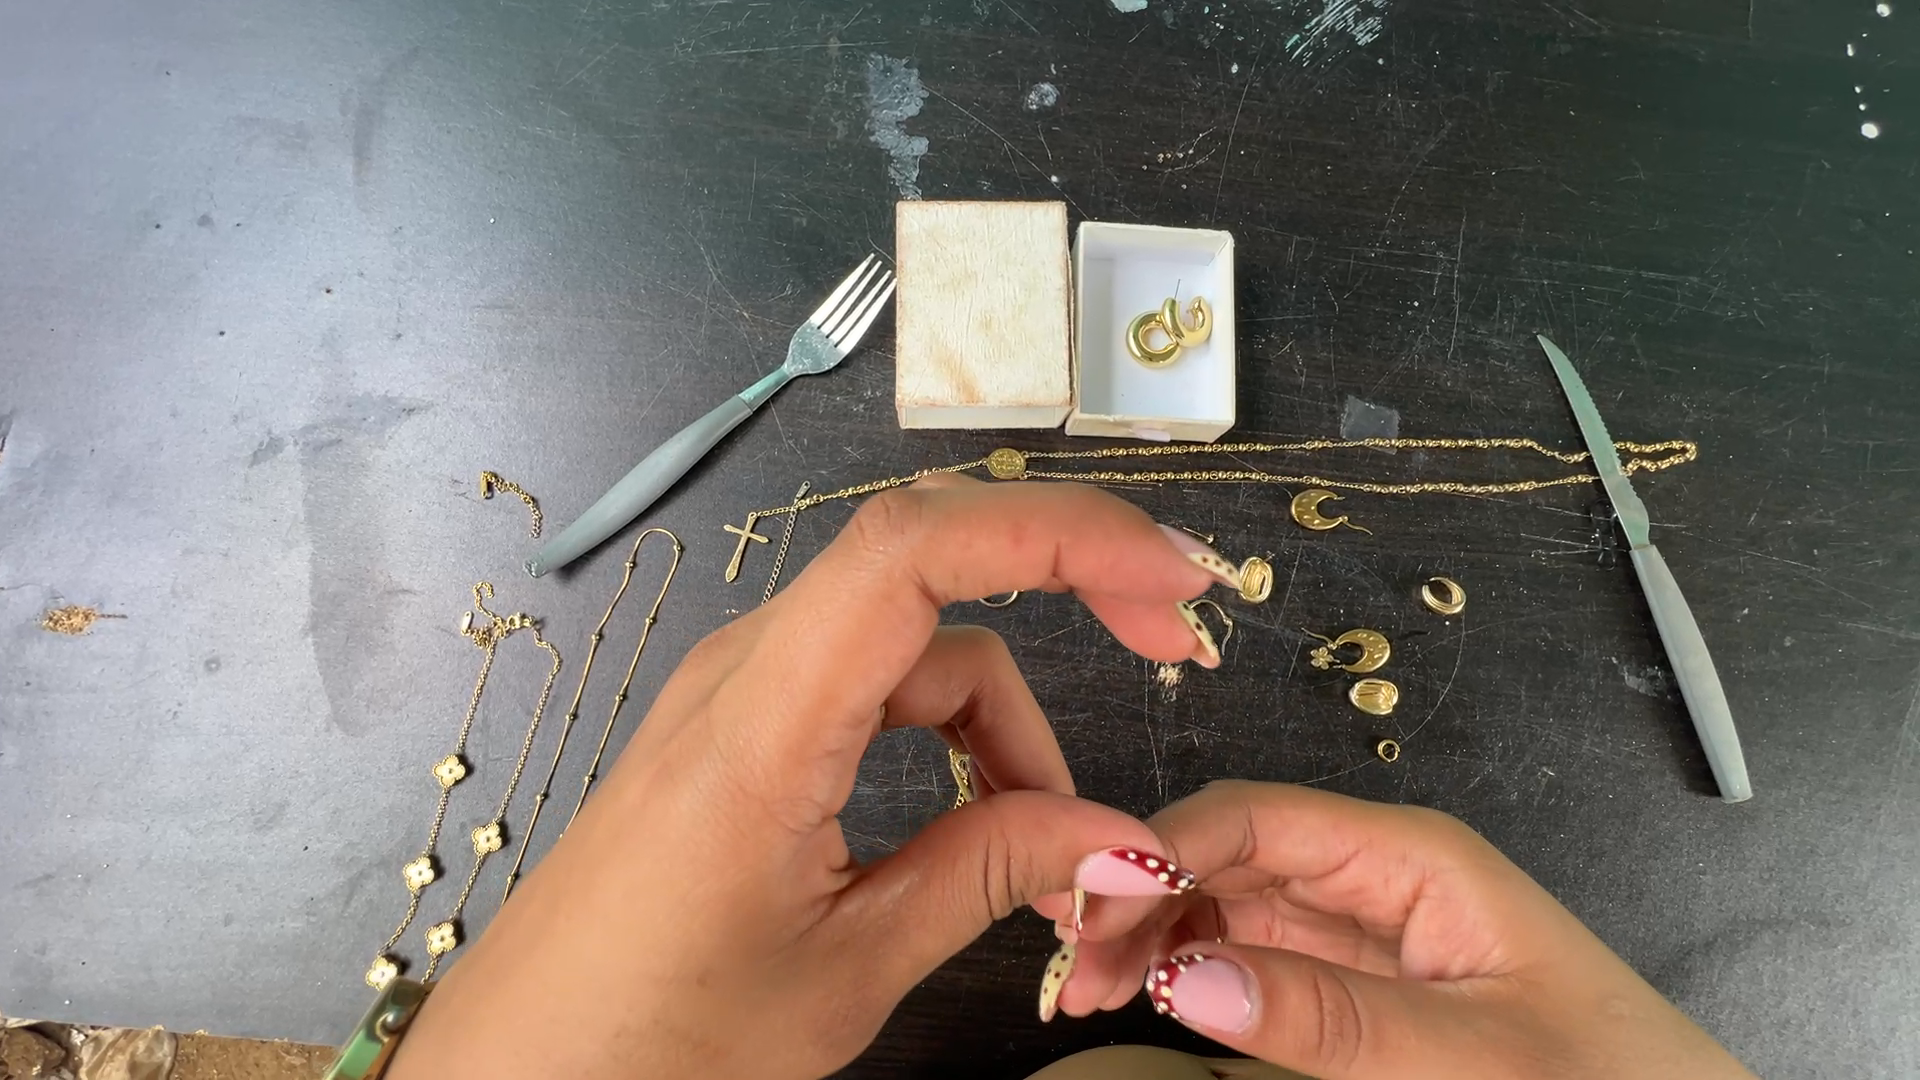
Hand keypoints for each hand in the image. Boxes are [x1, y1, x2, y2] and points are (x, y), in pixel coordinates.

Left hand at [386, 479, 1239, 1079]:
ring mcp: (753, 673)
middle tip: (1171, 635)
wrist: (512, 1073)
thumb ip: (990, 877)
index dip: (1058, 533)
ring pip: (924, 634)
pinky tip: (979, 806)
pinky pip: (886, 675)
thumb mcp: (847, 971)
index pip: (915, 549)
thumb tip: (1127, 840)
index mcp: (765, 719)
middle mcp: (755, 660)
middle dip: (1067, 572)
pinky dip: (959, 727)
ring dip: (1010, 712)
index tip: (1171, 573)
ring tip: (1051, 828)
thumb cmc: (659, 1042)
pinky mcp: (758, 705)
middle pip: (930, 552)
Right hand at [1056, 781, 1755, 1079]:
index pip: (1253, 820)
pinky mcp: (1338, 968)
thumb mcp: (1482, 1066)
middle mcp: (1360, 869)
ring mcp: (1345, 919)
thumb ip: (1332, 1018)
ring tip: (1089, 984)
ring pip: (1218, 897)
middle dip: (1140, 893)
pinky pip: (1239, 947)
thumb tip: (1178, 978)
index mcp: (1401, 853)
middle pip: (1222, 853)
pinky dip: (1182, 963)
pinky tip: (1143, 987)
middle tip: (1074, 962)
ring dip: (1148, 931)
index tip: (1092, 905)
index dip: (1164, 848)